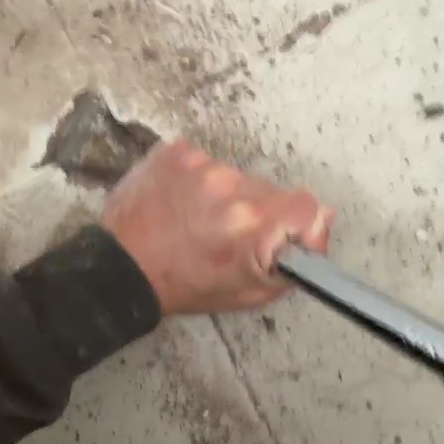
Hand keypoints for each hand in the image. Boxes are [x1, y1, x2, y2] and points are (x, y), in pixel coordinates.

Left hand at [98, 139, 332, 316]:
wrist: (123, 265)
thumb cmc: (183, 283)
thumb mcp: (249, 291)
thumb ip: (293, 263)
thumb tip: (320, 227)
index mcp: (254, 224)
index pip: (309, 206)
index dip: (301, 226)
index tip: (283, 237)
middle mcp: (231, 187)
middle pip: (268, 190)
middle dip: (255, 212)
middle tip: (226, 233)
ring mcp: (200, 165)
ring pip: (234, 176)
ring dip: (223, 195)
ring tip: (196, 219)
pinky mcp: (175, 152)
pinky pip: (203, 162)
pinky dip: (196, 180)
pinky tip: (180, 202)